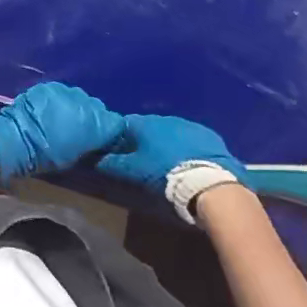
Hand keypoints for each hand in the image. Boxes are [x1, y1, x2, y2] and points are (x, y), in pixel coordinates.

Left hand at [0, 82, 127, 180]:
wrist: (15, 140)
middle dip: (91, 118)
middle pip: (96, 108)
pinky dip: (57, 101)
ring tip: (62, 118)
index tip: (103, 138)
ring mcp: (66, 91)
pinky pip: (59, 93)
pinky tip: (48, 110)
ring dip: (74, 107)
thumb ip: (92, 144)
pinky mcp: (48, 86)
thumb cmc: (47, 157)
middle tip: (80, 129)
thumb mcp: (77, 156)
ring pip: (78, 98)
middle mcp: (86, 103)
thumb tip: (98, 141)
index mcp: (97, 123)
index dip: (110, 131)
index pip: (116, 123)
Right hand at [94, 114, 246, 223]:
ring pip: (172, 134)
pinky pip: (193, 142)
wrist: (212, 187)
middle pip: (149, 129)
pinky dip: (187, 151)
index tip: (121, 154)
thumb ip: (109, 162)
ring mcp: (193, 127)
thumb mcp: (130, 172)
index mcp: (145, 123)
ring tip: (167, 166)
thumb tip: (92, 156)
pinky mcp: (213, 139)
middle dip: (145, 142)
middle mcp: (167, 119)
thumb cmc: (164, 176)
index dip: (121, 141)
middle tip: (143, 162)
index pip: (124, 126)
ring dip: (167, 146)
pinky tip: (188, 167)